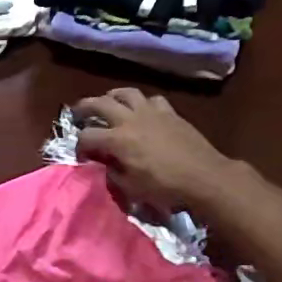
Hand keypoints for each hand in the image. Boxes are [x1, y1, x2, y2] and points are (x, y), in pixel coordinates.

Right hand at [73, 88, 237, 210]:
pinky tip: (142, 111)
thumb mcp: (131, 188)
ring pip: (126, 93)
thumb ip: (113, 174)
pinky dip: (142, 103)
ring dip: (112, 96)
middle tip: (77, 113)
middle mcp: (130, 119)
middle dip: (84, 108)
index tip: (82, 156)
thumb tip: (107, 165)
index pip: (86, 136)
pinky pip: (151, 99)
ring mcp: (151, 112)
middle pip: (99, 104)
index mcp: (117, 139)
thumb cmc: (165, 187)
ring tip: (108, 102)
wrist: (204, 177)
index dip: (79, 146)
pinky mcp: (169, 112)